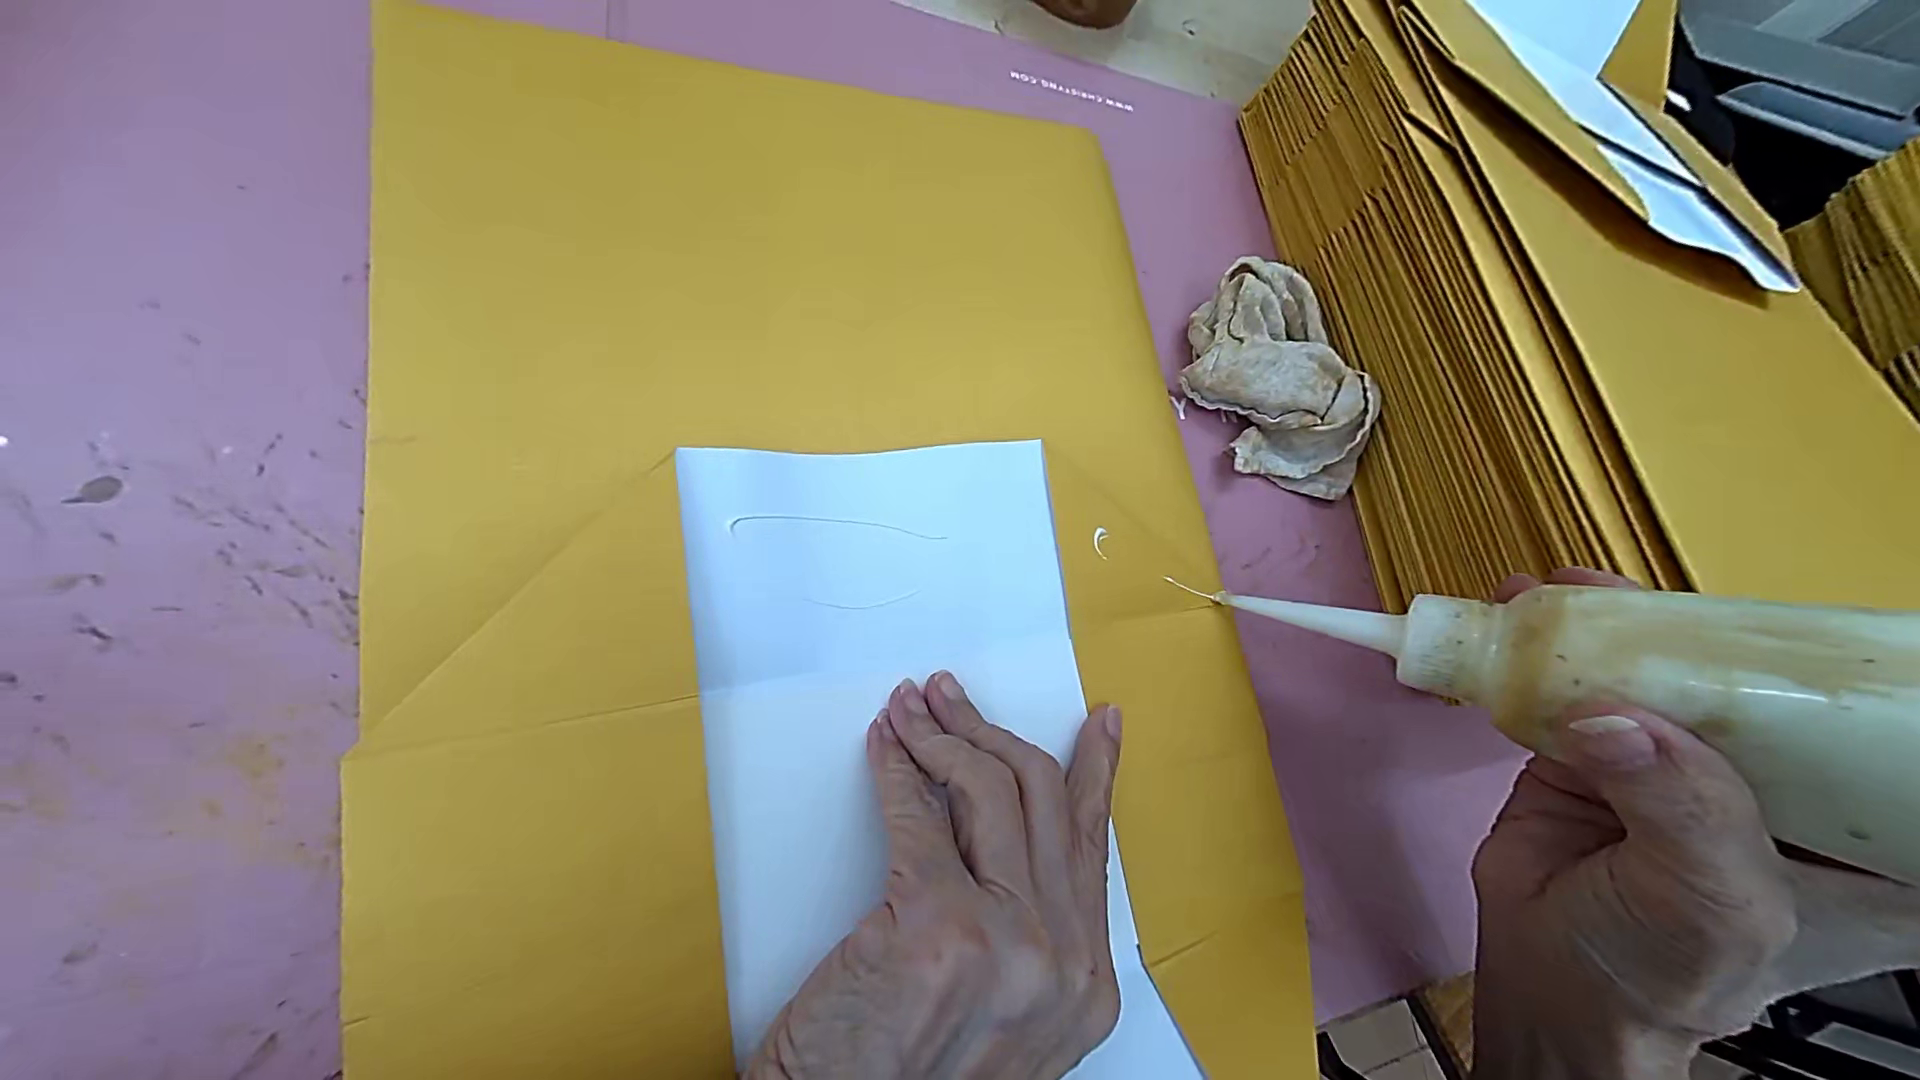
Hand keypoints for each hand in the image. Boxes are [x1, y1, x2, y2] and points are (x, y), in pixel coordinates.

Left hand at [743, 672, 1123, 1079]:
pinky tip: (883, 744)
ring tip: (913, 707)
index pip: (1091, 840)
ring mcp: (1008, 939)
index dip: (1097, 769)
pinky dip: (896, 766)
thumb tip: (1002, 815)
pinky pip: (918, 810)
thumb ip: (1024, 916)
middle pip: (1040, 793)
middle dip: (989, 729)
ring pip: (990, 785)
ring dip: (943, 733)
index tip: (1101, 723)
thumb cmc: (914, 1073)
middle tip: (951, 695)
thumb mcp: (1005, 1000)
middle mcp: (1063, 957)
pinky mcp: (937, 923)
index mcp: (1086, 981)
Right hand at [1471, 569, 1919, 1078]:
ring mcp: (1659, 764)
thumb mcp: (1709, 896)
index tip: (1743, 623)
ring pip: (1633, 681)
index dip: (1803, 669)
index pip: (1845, 730)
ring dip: (1585, 634)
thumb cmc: (1663, 960)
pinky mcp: (1581, 754)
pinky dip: (1530, 662)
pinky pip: (1562, 697)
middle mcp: (1756, 782)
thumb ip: (1680, 805)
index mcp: (1850, 825)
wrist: (1546, 972)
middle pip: (1724, 688)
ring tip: (1543, 592)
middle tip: (1606, 592)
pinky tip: (1509, 625)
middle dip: (1668, 633)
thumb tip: (1603, 716)